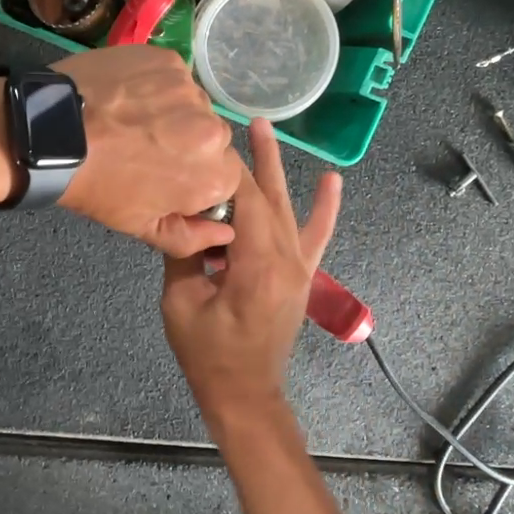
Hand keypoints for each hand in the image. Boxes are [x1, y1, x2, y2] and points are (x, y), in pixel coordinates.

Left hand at [53, 45, 243, 256]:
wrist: (52, 133)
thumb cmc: (96, 186)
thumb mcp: (139, 226)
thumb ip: (189, 237)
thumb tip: (225, 231)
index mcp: (214, 176)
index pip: (224, 178)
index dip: (194, 179)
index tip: (163, 176)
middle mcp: (214, 130)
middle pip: (212, 139)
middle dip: (187, 145)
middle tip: (143, 148)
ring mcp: (190, 90)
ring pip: (192, 105)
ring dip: (172, 113)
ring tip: (131, 121)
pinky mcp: (167, 61)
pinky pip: (172, 77)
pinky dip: (154, 85)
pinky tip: (125, 96)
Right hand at [161, 119, 341, 418]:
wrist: (244, 393)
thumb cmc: (207, 353)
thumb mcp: (181, 301)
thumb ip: (185, 254)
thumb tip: (181, 215)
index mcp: (257, 266)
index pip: (242, 202)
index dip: (223, 170)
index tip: (205, 140)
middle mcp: (286, 261)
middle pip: (268, 197)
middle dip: (251, 157)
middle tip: (239, 119)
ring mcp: (299, 268)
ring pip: (288, 208)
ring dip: (276, 169)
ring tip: (266, 130)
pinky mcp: (301, 277)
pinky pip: (316, 237)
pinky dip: (324, 208)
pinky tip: (332, 181)